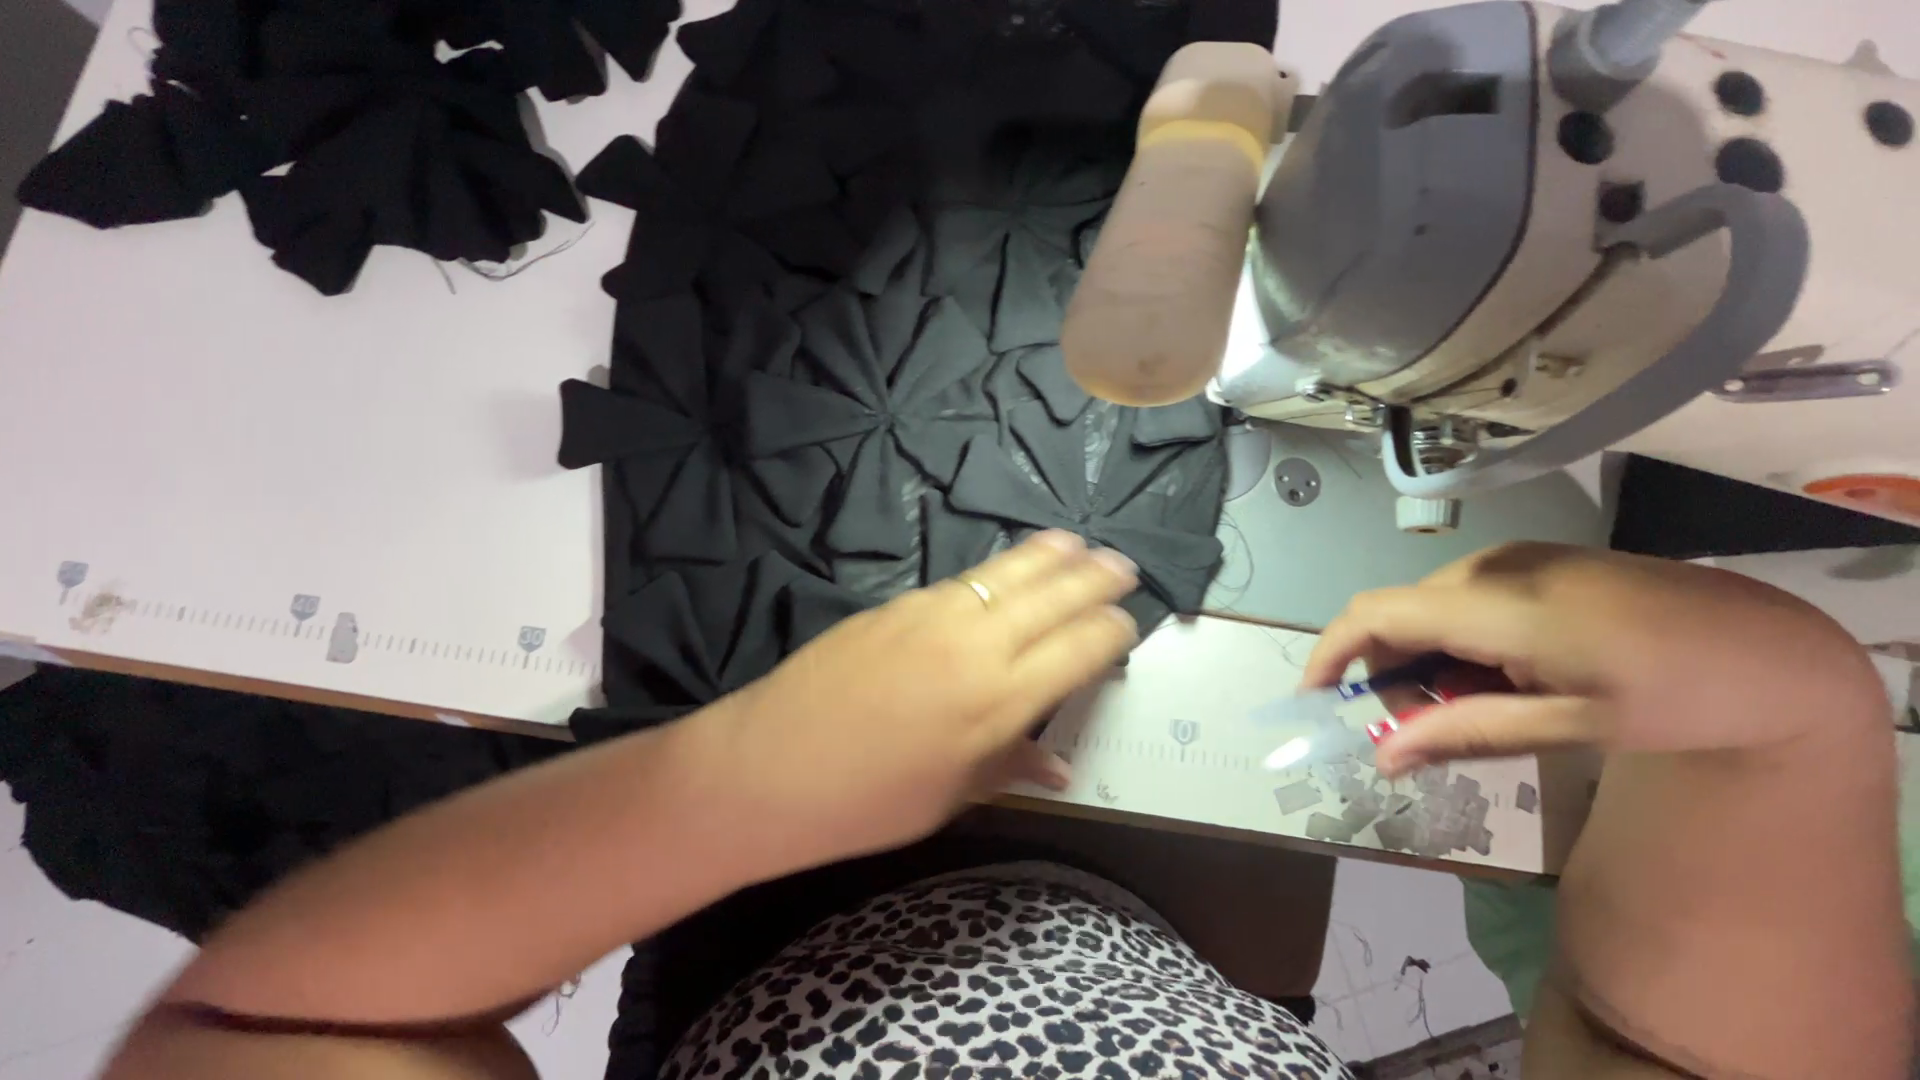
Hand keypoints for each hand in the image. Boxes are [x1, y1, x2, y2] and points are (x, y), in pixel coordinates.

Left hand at [695, 530, 1138, 871]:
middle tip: (1123, 565)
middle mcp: (978, 644)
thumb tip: (1058, 766)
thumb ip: (1009, 767)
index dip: (1111, 633)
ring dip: (1050, 557)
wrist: (770, 766)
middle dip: (1095, 578)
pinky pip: (965, 580)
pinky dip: (1000, 570)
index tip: (1127, 626)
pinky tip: (1007, 570)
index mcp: (1000, 700)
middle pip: (1054, 597)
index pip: (1079, 650)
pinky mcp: (897, 603)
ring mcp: (934, 615)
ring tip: (1077, 543)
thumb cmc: (867, 802)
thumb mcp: (951, 797)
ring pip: (1009, 573)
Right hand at [1302, 543, 1884, 776]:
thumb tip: (1381, 756)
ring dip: (1429, 662)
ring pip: (1429, 612)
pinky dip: (1459, 644)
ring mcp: (1511, 560)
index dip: (1329, 655)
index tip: (1315, 702)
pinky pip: (1462, 602)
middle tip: (1419, 729)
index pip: (1374, 615)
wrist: (1771, 646)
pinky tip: (1507, 676)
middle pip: (1397, 616)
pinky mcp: (1530, 562)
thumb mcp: (1568, 726)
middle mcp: (1489, 568)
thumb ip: (1464, 733)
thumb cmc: (1674, 695)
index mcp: (1496, 604)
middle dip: (1388, 673)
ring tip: (1483, 706)